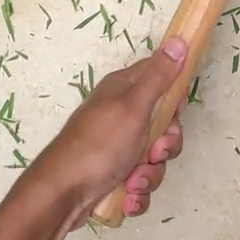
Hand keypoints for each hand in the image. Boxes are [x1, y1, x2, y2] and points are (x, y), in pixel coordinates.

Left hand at [28, 38, 188, 219]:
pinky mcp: (115, 173)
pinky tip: (127, 199)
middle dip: (164, 147)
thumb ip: (159, 77)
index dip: (174, 97)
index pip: (161, 78)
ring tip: (132, 183)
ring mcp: (118, 145)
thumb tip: (178, 40)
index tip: (174, 113)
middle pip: (164, 125)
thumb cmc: (98, 145)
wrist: (61, 195)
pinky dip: (138, 193)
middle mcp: (122, 114)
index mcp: (124, 90)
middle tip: (153, 153)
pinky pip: (141, 181)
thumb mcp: (133, 106)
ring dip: (149, 175)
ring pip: (154, 158)